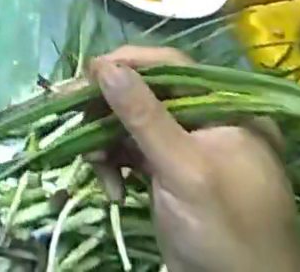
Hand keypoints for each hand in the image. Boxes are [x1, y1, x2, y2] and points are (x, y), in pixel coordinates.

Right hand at [92, 47, 299, 271]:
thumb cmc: (226, 235)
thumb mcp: (185, 172)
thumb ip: (144, 116)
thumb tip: (104, 65)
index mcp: (225, 110)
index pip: (170, 67)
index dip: (127, 63)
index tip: (89, 73)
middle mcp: (208, 121)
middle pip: (145, 93)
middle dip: (109, 108)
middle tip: (74, 115)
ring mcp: (189, 150)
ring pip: (133, 122)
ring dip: (107, 139)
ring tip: (94, 165)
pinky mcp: (171, 176)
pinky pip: (133, 151)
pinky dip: (115, 164)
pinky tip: (111, 188)